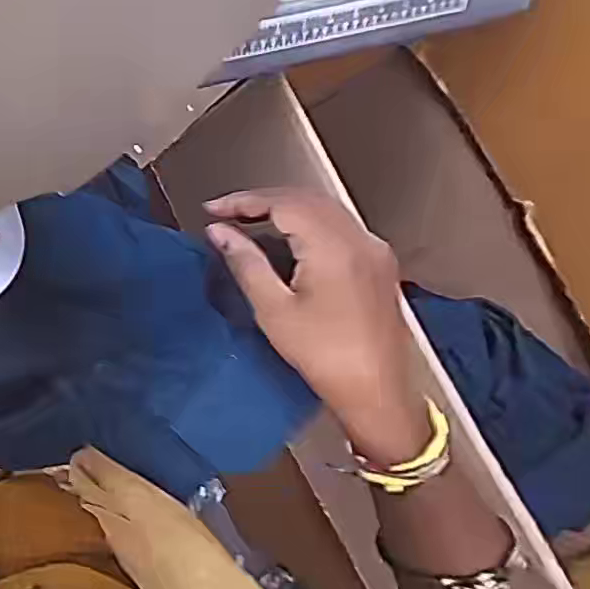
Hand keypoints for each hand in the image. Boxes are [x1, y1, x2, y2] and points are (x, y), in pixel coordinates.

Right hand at [203, 189, 429, 464]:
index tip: (211, 210)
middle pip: (306, 199)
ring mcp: (374, 249)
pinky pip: (337, 227)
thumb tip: (219, 231)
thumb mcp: (272, 308)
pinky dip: (305, 223)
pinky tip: (283, 240)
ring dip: (284, 209)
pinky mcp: (378, 263)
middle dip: (262, 200)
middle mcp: (360, 239)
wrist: (375, 389)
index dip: (244, 200)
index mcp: (334, 247)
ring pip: (324, 210)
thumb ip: (245, 262)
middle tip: (224, 212)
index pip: (284, 203)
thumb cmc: (320, 353)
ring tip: (246, 222)